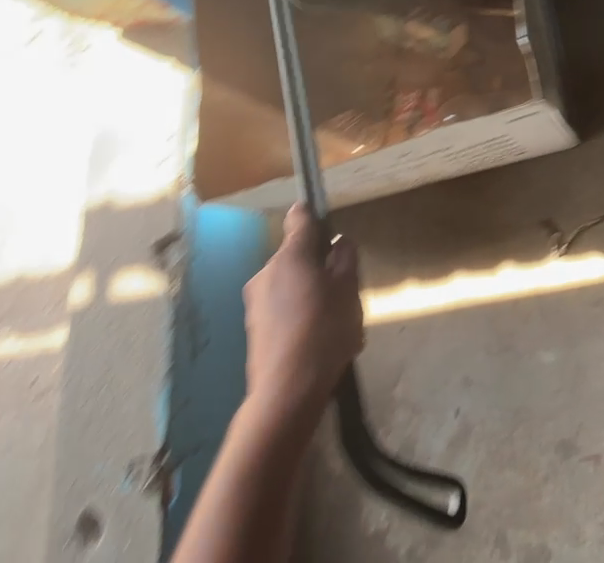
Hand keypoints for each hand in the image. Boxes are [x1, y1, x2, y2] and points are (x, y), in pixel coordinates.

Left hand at [242, 203, 363, 420]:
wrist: (288, 389)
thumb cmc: (325, 330)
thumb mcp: (349, 290)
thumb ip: (346, 261)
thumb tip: (339, 243)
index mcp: (291, 257)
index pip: (299, 220)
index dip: (311, 214)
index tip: (322, 216)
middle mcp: (266, 273)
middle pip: (297, 257)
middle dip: (319, 266)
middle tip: (345, 288)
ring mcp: (256, 301)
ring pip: (291, 284)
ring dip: (311, 292)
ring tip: (336, 320)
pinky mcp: (254, 327)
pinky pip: (283, 309)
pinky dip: (301, 314)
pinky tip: (320, 339)